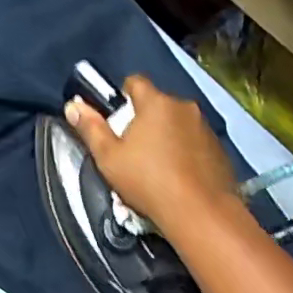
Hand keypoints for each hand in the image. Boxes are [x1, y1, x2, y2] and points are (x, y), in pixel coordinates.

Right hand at [63, 75, 239, 232]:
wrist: (198, 210)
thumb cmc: (147, 181)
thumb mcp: (109, 159)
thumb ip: (91, 130)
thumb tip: (73, 106)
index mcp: (155, 102)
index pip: (135, 82)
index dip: (123, 96)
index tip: (117, 118)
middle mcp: (184, 106)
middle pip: (158, 105)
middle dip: (146, 120)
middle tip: (134, 150)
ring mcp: (205, 127)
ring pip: (179, 124)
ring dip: (168, 137)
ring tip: (159, 168)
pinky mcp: (219, 149)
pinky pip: (196, 144)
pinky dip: (187, 154)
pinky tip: (180, 177)